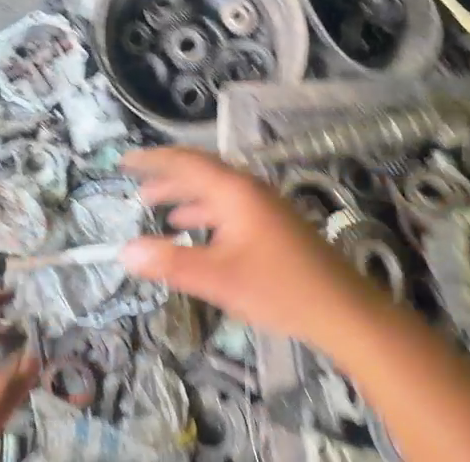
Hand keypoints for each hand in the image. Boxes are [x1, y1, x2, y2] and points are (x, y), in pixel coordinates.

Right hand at [119, 146, 379, 347]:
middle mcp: (249, 189)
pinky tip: (195, 230)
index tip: (125, 160)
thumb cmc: (279, 288)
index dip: (153, 160)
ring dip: (185, 196)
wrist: (344, 310)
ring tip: (157, 206)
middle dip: (167, 177)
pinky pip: (229, 206)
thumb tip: (125, 251)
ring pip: (216, 190)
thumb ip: (171, 263)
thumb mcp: (219, 278)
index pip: (186, 162)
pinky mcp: (273, 224)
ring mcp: (264, 206)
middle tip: (136, 184)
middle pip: (201, 172)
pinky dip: (205, 212)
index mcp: (235, 191)